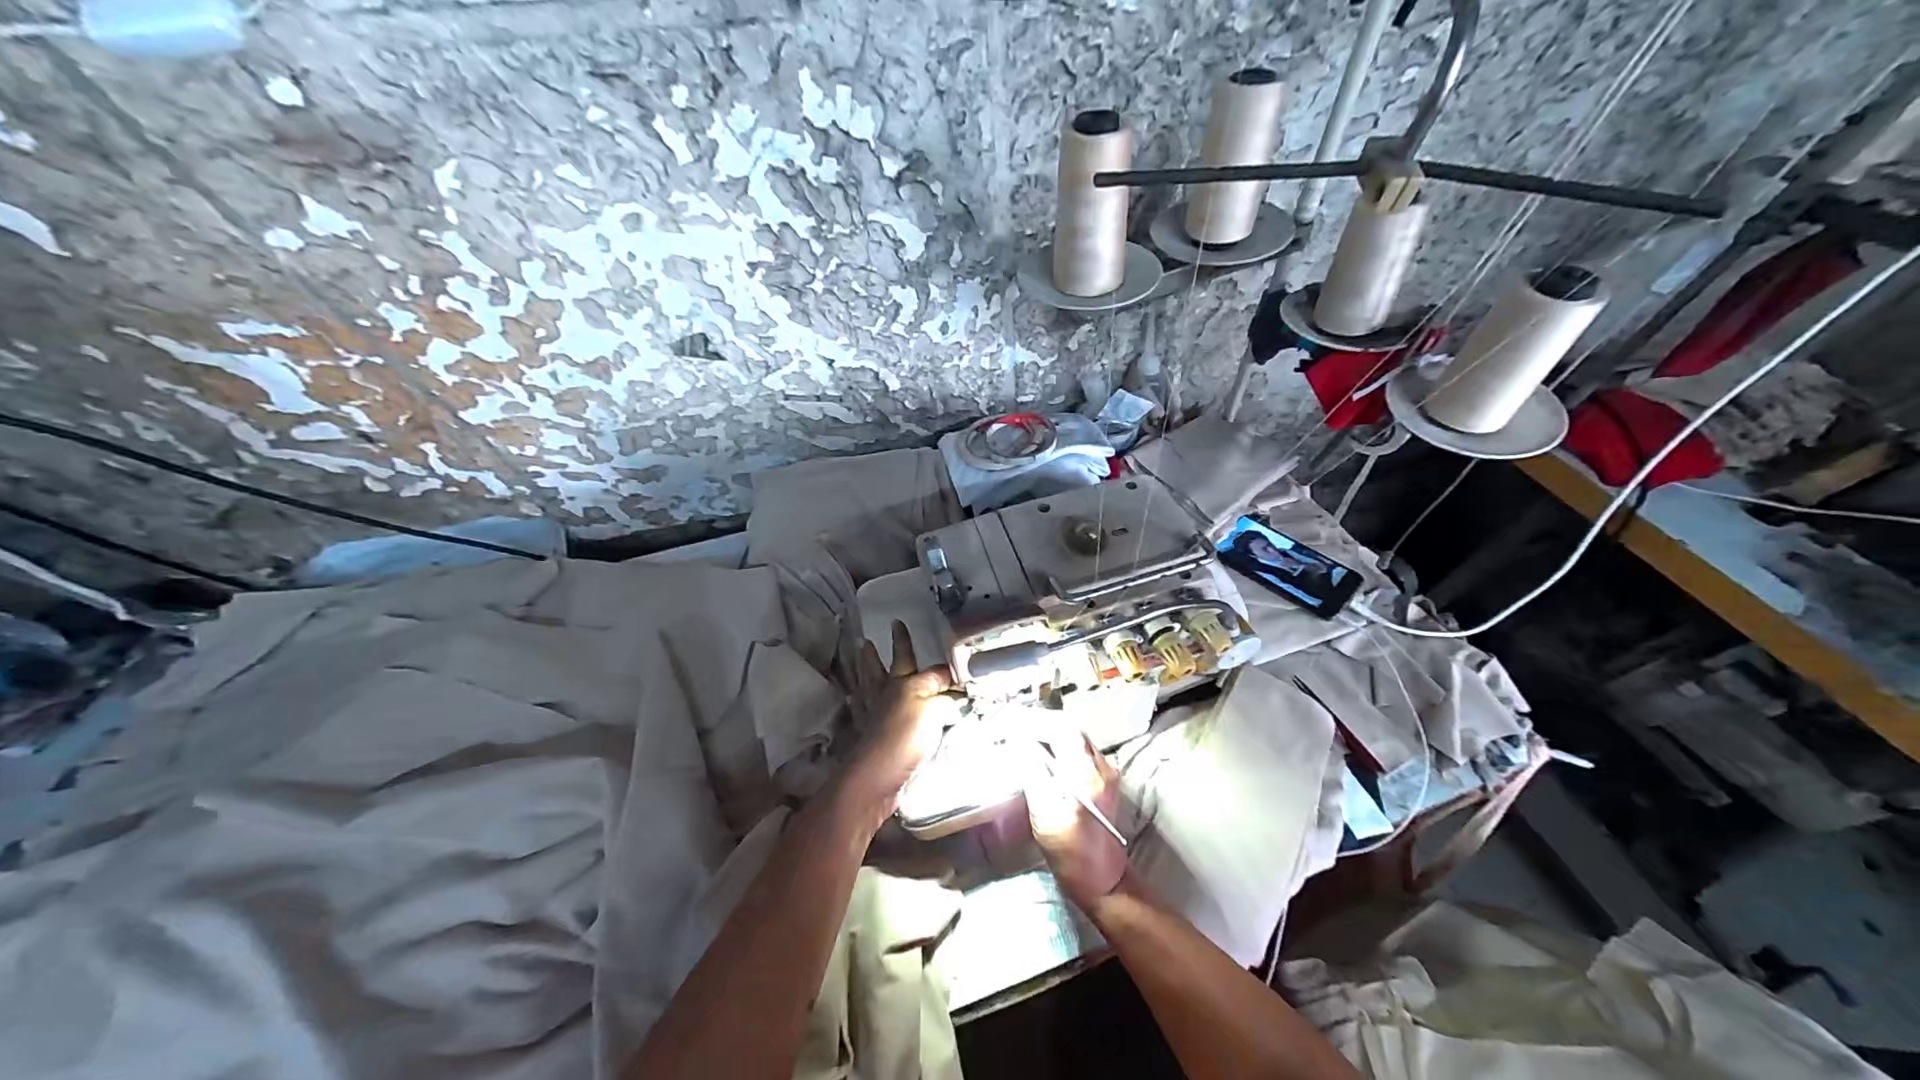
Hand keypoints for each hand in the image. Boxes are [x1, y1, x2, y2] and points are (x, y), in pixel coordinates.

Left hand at [844, 620, 954, 821]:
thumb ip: (945, 699)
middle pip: (895, 665)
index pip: (933, 671)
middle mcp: (889, 695)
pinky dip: (860, 699)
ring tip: (865, 647)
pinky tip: (857, 696)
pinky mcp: (871, 735)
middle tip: (894, 625)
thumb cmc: (904, 739)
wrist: (875, 779)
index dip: (945, 667)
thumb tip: (956, 695)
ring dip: (870, 664)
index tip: (949, 655)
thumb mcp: (932, 711)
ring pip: (873, 681)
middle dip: (899, 646)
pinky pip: (863, 708)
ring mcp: (876, 714)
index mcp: (906, 685)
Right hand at [1025, 729, 1127, 910]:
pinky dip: (1055, 747)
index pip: (1061, 727)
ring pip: (1073, 739)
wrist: (1104, 882)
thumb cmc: (1072, 853)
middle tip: (1012, 728)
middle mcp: (1101, 765)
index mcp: (1087, 771)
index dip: (1034, 721)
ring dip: (1047, 734)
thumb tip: (1019, 741)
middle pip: (1069, 729)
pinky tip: (1039, 757)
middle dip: (1039, 724)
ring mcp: (1104, 773)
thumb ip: (1033, 772)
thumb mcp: (1045, 812)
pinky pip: (1076, 753)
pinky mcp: (1102, 783)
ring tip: (1021, 738)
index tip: (1009, 723)